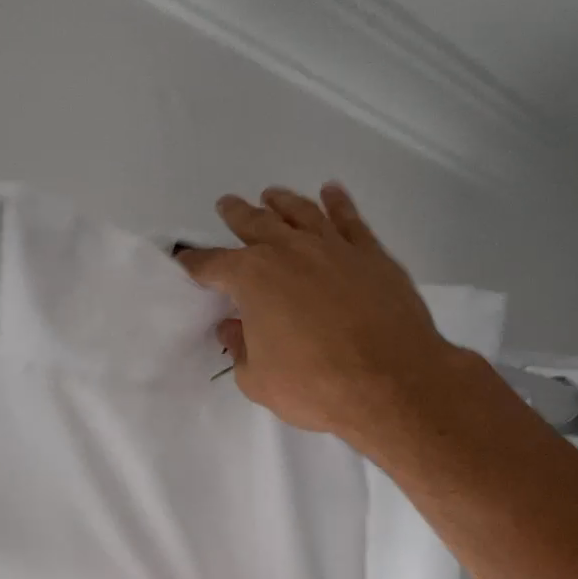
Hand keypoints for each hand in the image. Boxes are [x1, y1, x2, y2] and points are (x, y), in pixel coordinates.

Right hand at [176, 184, 469, 441]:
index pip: (214, 265)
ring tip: (272, 196)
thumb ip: (241, 348)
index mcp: (253, 278)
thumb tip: (234, 327)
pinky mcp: (371, 254)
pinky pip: (350, 218)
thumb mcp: (259, 379)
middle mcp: (290, 250)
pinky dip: (337, 202)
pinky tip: (331, 193)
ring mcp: (333, 247)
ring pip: (301, 211)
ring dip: (283, 202)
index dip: (196, 263)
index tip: (186, 261)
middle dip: (238, 215)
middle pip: (256, 224)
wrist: (390, 381)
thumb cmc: (315, 386)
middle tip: (227, 206)